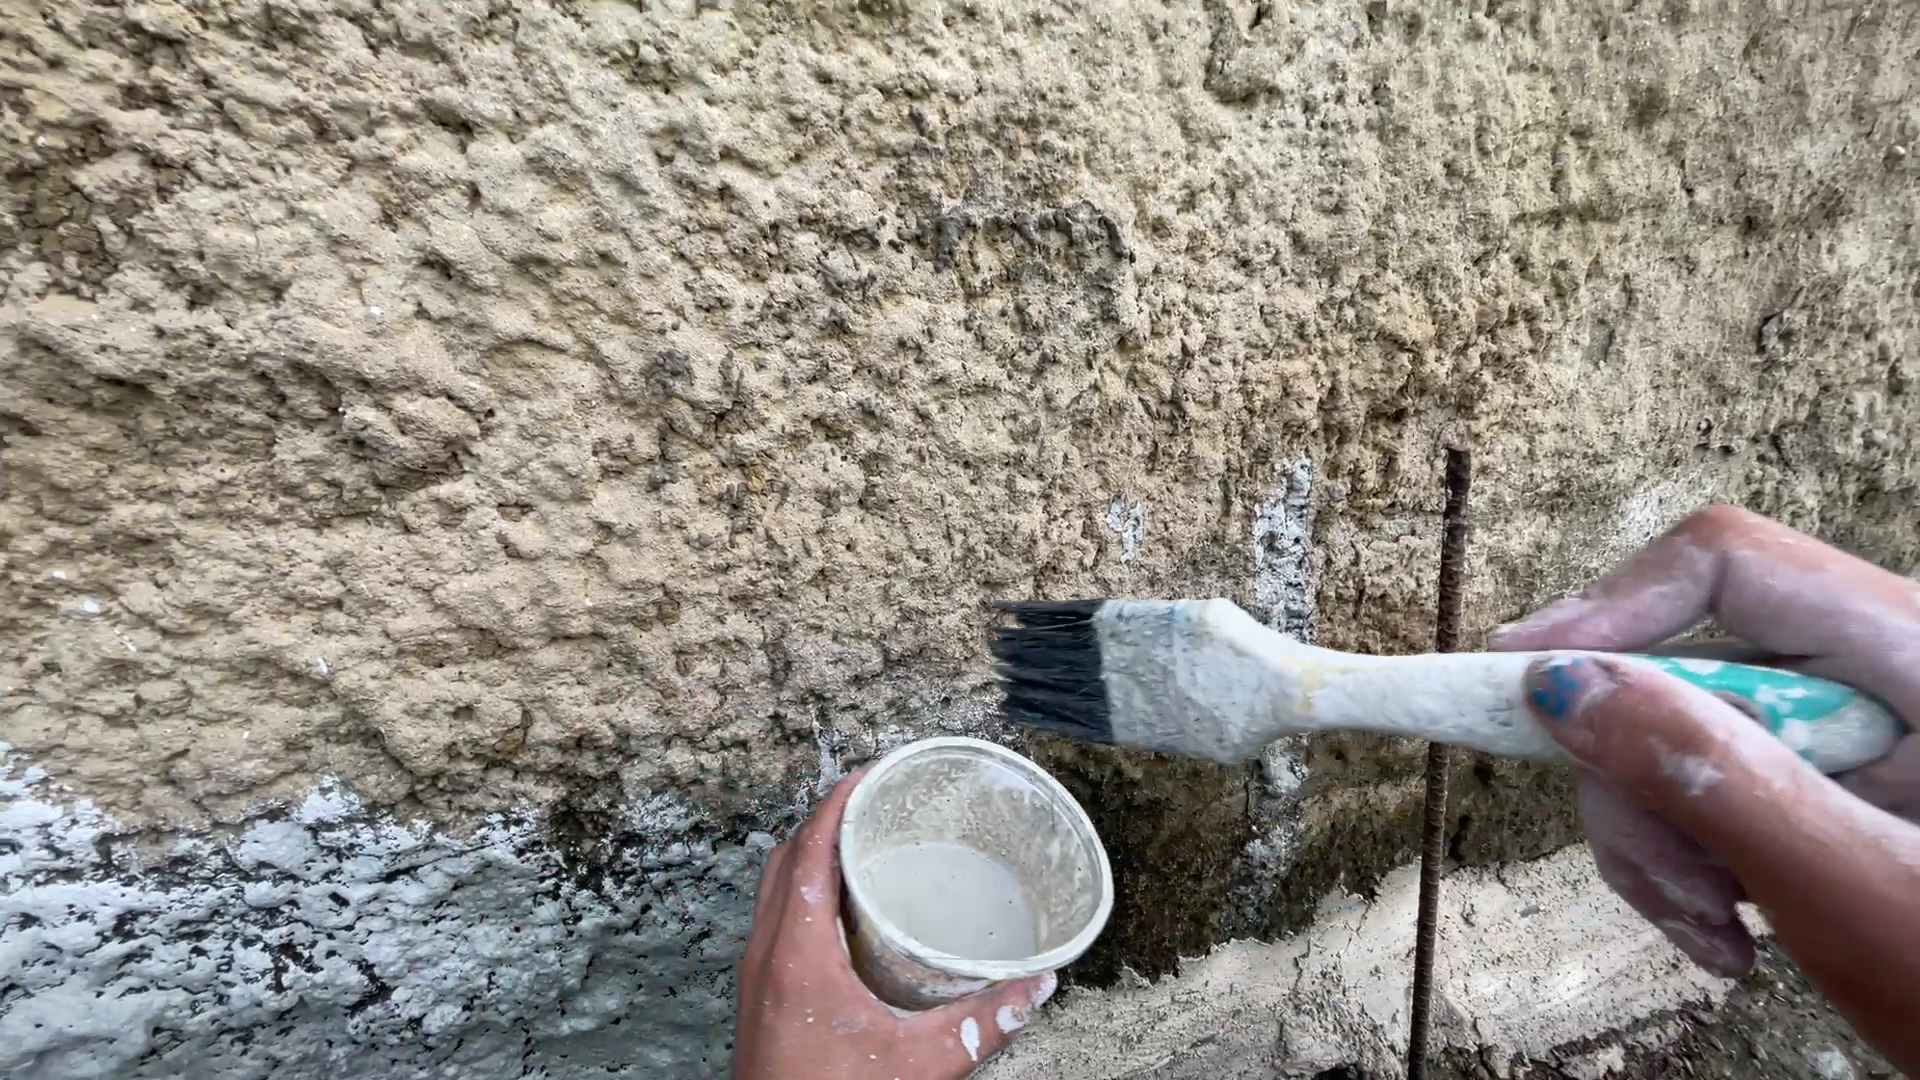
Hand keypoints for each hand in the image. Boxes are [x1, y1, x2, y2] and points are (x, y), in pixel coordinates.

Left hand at [732, 768, 1057, 1078]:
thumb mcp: (919, 1066)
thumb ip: (982, 1024)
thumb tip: (1038, 987)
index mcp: (799, 951)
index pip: (810, 847)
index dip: (837, 801)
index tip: (870, 772)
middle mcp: (767, 948)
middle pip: (788, 851)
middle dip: (827, 813)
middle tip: (872, 796)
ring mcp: (756, 966)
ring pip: (774, 877)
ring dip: (810, 845)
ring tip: (857, 834)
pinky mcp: (758, 984)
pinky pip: (773, 907)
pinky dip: (800, 880)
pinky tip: (838, 896)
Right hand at [1492, 505, 1919, 1073]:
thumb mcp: (1864, 897)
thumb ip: (1711, 775)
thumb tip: (1555, 684)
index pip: (1733, 567)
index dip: (1611, 606)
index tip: (1524, 676)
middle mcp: (1890, 676)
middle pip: (1682, 669)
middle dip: (1633, 771)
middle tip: (1650, 864)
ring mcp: (1856, 733)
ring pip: (1669, 731)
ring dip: (1649, 827)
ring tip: (1707, 922)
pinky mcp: (1825, 778)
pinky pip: (1696, 780)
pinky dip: (1677, 848)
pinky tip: (1726, 923)